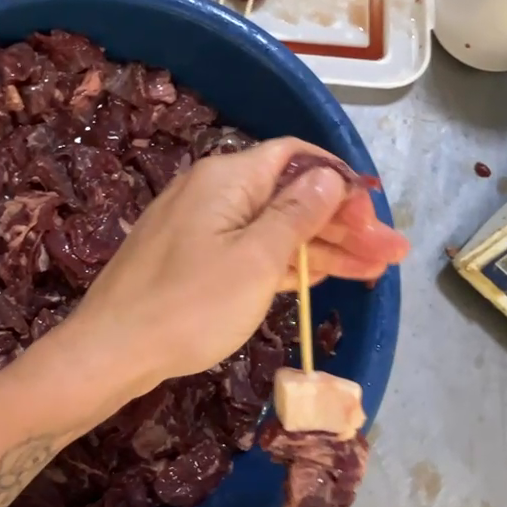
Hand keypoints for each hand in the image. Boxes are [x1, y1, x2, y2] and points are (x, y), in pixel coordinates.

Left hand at [57, 138, 408, 408]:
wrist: (111, 350)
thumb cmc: (189, 305)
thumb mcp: (254, 259)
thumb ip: (296, 214)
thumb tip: (329, 175)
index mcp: (226, 178)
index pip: (294, 157)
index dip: (339, 179)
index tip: (375, 213)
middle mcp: (213, 192)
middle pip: (289, 195)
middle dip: (343, 221)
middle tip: (394, 252)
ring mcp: (201, 228)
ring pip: (274, 227)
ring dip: (325, 246)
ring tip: (381, 267)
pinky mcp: (195, 260)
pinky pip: (252, 251)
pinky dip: (289, 263)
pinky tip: (329, 276)